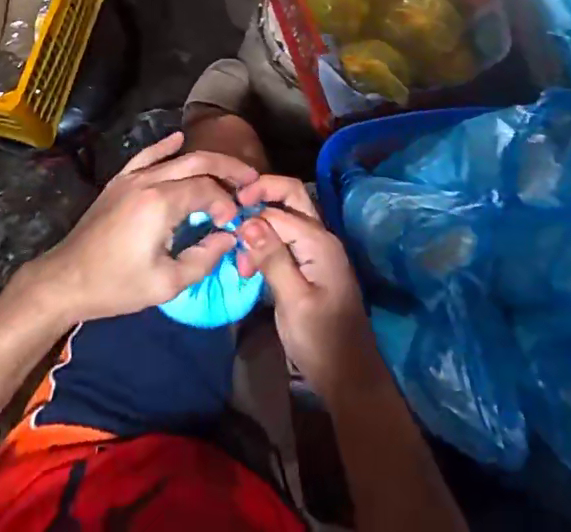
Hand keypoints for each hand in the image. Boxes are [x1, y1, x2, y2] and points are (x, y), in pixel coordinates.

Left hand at [19, 132, 261, 326]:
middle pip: (197, 163)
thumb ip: (204, 258)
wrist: (65, 280)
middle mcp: (148, 182)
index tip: (234, 223)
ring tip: (231, 168)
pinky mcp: (119, 182)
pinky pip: (146, 156)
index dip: (227, 202)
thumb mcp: (166, 283)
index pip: (207, 189)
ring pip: (176, 158)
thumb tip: (229, 237)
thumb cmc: (116, 286)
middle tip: (252, 180)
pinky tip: (179, 138)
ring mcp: (131, 178)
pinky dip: (165, 146)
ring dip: (205, 161)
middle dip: (228, 169)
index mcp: (160, 204)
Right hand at [235, 182, 381, 397]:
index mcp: (319, 242)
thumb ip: (272, 257)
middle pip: (291, 196)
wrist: (348, 375)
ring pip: (287, 216)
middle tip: (228, 210)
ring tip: (238, 254)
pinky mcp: (311, 264)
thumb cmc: (321, 340)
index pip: (278, 211)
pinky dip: (266, 240)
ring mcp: (318, 250)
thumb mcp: (293, 300)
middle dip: (260, 195)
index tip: (221, 226)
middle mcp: (321, 237)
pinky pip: (287, 237)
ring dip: (261, 222)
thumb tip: (247, 221)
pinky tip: (249, 260)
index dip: (250, 213)